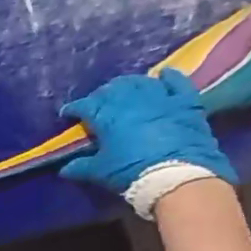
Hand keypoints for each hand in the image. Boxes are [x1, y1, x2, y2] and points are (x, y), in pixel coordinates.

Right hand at [58, 70, 237, 218]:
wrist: (177, 175)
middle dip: (101, 95)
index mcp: (105, 115)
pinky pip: (177, 83)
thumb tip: (64, 169)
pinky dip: (170, 78)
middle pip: (112, 89)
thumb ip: (81, 167)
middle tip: (98, 105)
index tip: (68, 114)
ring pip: (141, 82)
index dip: (73, 109)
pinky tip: (164, 75)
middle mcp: (130, 100)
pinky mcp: (185, 103)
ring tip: (126, 91)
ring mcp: (160, 98)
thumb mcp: (100, 171)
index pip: (84, 105)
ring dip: (130, 84)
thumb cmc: (131, 171)